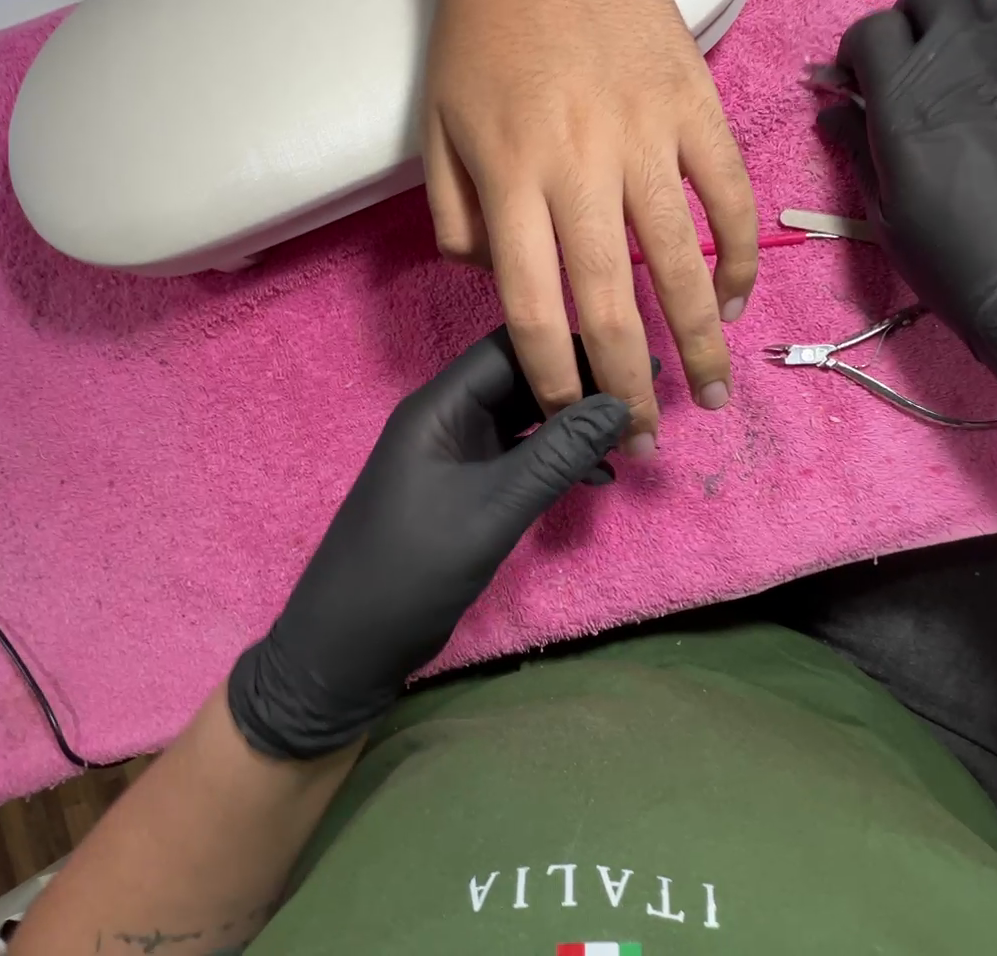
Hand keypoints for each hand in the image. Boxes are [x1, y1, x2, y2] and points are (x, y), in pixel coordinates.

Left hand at [227, 328, 631, 758]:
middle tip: (646, 400)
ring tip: (632, 440)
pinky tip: (597, 478)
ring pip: (525, 422)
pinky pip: (519, 459)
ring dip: (574, 430)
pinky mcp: (464, 489)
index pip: (513, 350)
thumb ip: (557, 454)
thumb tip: (622, 403)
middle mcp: (447, 419)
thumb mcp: (492, 509)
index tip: (635, 362)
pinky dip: (557, 464)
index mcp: (439, 407)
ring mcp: (455, 455)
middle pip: (523, 383)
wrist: (350, 645)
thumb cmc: (411, 569)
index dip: (575, 350)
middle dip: (582, 391)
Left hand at [422, 0, 756, 457]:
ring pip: (682, 264)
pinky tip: (737, 297)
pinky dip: (739, 254)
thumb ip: (453, 221)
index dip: (556, 380)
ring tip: (715, 395)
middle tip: (650, 440)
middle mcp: (580, 168)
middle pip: (612, 306)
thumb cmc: (485, 31)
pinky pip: (728, 196)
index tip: (573, 422)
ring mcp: (646, 136)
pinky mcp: (695, 106)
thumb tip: (492, 287)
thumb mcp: (436, 129)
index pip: (534, 310)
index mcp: (510, 180)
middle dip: (632, 388)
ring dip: (703, 342)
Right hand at [819, 0, 996, 404]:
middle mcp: (964, 60)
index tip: (855, 84)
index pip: (871, 30)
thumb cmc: (950, 258)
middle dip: (909, 21)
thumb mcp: (883, 213)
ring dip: (963, 21)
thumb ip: (856, 148)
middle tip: (905, 66)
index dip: (856, 52)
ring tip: (958, 66)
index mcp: (905, 99)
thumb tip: (832, 111)